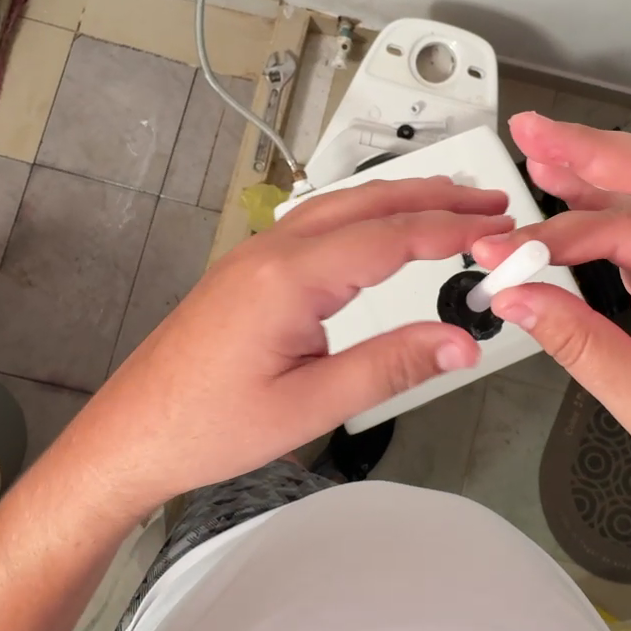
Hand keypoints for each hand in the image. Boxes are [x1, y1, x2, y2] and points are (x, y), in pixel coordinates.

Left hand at [60, 177, 512, 514]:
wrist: (132, 433)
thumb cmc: (206, 425)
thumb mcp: (310, 405)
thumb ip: (390, 366)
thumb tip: (458, 342)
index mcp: (288, 277)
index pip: (390, 236)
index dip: (452, 228)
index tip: (498, 228)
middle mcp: (271, 251)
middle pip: (369, 203)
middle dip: (435, 196)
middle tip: (489, 200)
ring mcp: (256, 254)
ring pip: (342, 206)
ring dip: (400, 200)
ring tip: (450, 203)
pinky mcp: (249, 269)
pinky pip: (318, 222)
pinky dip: (365, 214)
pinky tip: (381, 226)